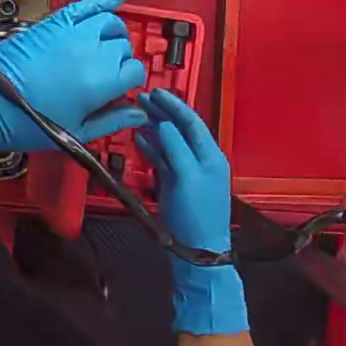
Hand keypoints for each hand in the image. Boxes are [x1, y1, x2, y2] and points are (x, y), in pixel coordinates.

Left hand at [0, 0, 147, 162]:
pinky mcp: (53, 23)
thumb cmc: (23, 122)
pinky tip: (114, 0)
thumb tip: (137, 114)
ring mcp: (71, 34)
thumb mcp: (74, 134)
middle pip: (123, 47)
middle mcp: (90, 53)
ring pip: (110, 22)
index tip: (121, 90)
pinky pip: (85, 5)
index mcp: (100, 83)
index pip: (134, 72)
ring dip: (115, 33)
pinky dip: (102, 1)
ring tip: (109, 44)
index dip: (130, 82)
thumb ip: (111, 121)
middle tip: (109, 74)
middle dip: (121, 60)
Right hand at [135, 89, 248, 336]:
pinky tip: (139, 139)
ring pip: (169, 143)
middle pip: (180, 129)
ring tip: (136, 114)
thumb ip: (176, 149)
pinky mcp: (175, 185)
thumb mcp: (187, 179)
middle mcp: (200, 160)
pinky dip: (151, 148)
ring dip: (154, 128)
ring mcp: (186, 172)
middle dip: (162, 113)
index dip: (173, 106)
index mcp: (209, 156)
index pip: (191, 122)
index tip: (155, 92)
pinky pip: (162, 160)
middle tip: (140, 98)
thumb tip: (163, 124)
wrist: (197, 252)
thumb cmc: (197, 216)